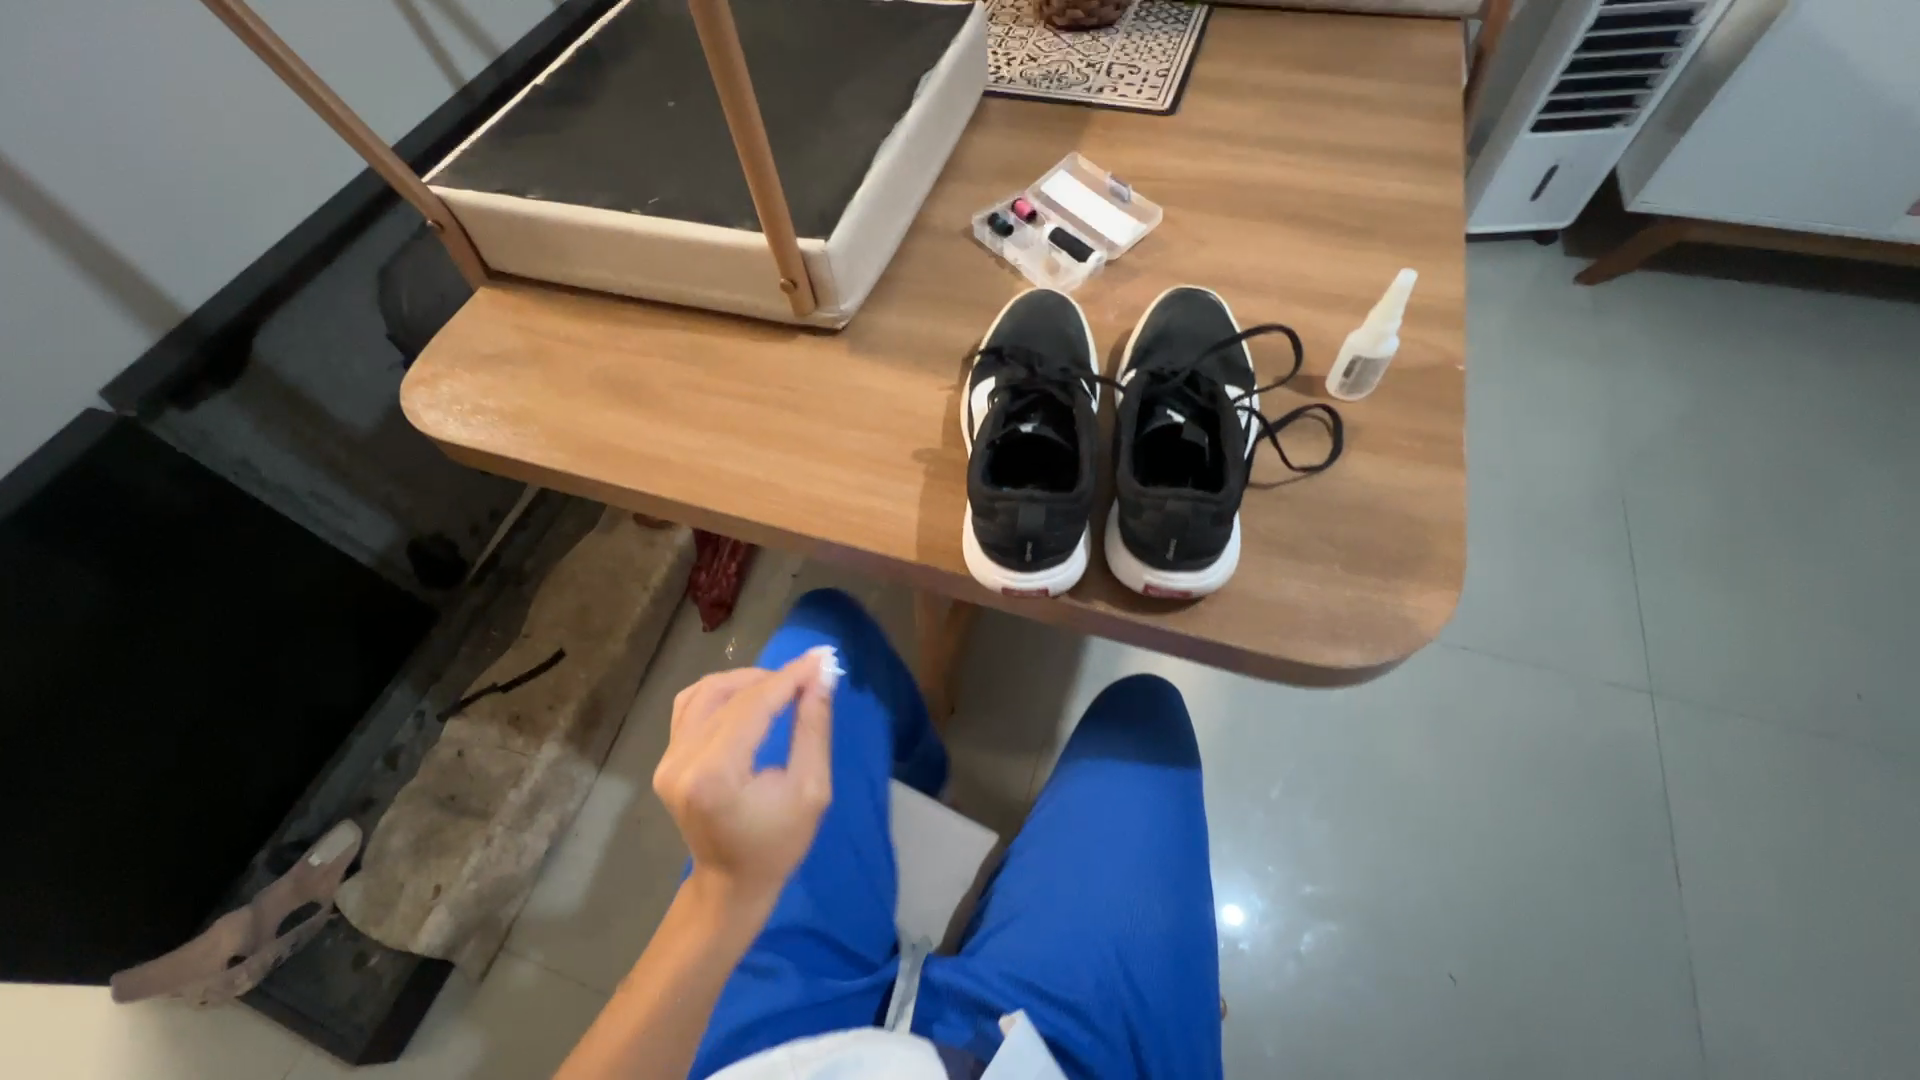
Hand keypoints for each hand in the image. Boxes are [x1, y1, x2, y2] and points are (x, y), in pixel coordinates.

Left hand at [652, 647, 838, 911]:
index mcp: (716, 775)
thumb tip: (822, 675)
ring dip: (746, 681)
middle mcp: (682, 761)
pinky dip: (721, 692)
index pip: (754, 705)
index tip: (823, 658)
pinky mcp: (665, 759)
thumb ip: (814, 727)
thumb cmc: (778, 844)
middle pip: (731, 694)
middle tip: (810, 675)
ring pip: (706, 691)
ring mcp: (667, 760)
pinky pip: (690, 705)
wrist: (731, 883)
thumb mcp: (811, 789)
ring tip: (782, 687)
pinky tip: (747, 698)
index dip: (790, 677)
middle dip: (774, 678)